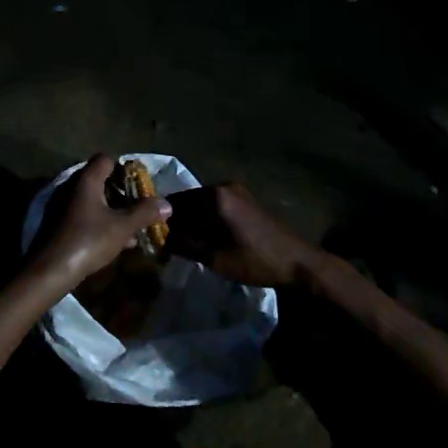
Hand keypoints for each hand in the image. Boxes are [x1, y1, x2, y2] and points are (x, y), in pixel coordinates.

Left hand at [26, 154, 171, 290]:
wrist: (49, 271)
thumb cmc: (88, 241)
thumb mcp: (122, 227)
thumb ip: (144, 213)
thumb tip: (167, 204)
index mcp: (86, 180)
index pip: (106, 159)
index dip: (124, 168)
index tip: (139, 185)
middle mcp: (72, 187)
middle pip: (100, 179)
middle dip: (121, 192)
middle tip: (138, 207)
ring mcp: (62, 205)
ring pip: (92, 200)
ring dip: (111, 209)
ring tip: (130, 226)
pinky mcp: (58, 224)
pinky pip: (83, 214)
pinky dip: (99, 221)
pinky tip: (113, 241)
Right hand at [164, 182, 322, 287]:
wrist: (298, 261)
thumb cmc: (255, 261)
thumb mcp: (215, 259)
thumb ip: (184, 246)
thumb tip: (157, 239)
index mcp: (215, 196)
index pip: (175, 202)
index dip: (161, 218)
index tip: (149, 233)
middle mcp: (223, 186)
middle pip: (189, 200)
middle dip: (176, 219)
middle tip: (163, 240)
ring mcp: (237, 190)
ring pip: (202, 203)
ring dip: (191, 219)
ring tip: (181, 241)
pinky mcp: (246, 199)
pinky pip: (216, 205)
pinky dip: (206, 218)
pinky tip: (203, 236)